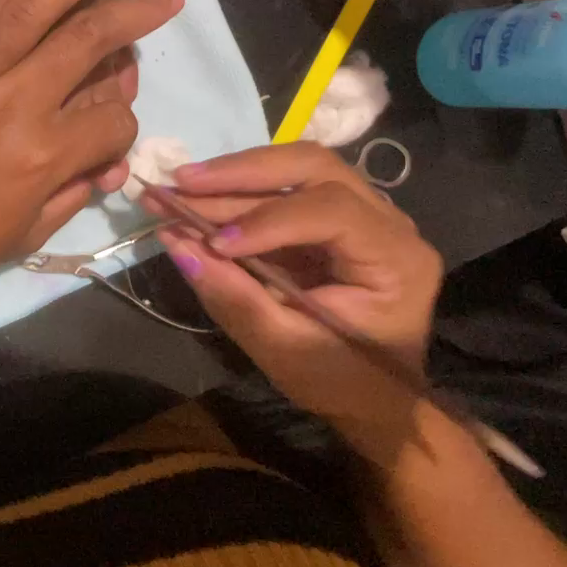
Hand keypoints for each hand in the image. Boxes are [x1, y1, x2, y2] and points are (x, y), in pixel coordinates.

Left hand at [0, 0, 183, 308]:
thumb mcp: (29, 234)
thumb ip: (75, 191)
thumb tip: (107, 161)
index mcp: (42, 155)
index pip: (114, 119)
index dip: (123, 129)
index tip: (109, 139)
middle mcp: (10, 103)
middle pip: (89, 42)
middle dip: (138, 16)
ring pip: (30, 6)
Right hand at [151, 143, 443, 433]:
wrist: (370, 398)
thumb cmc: (338, 379)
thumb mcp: (283, 349)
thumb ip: (233, 296)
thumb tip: (175, 243)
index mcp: (395, 259)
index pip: (330, 211)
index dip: (266, 221)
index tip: (213, 245)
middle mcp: (386, 221)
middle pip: (313, 168)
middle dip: (241, 174)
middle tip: (179, 182)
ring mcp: (358, 213)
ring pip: (294, 168)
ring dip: (230, 176)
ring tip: (171, 187)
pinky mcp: (326, 217)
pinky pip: (280, 189)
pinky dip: (234, 191)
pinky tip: (191, 198)